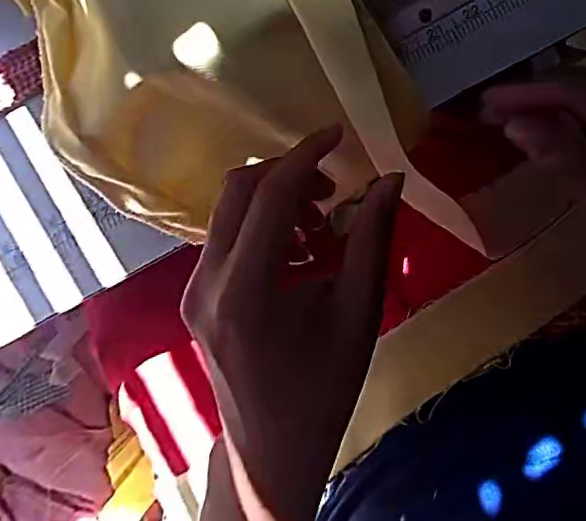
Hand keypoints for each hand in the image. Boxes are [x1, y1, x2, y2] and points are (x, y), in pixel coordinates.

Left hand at [183, 126, 404, 520]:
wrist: (270, 453)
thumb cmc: (323, 387)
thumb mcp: (358, 311)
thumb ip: (373, 237)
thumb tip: (392, 178)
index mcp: (244, 289)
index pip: (271, 194)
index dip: (307, 153)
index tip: (339, 132)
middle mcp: (206, 281)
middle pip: (240, 189)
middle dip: (289, 171)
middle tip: (333, 184)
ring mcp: (194, 288)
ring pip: (230, 207)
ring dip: (277, 196)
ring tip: (321, 223)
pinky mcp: (196, 294)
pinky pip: (228, 232)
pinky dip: (264, 220)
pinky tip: (299, 247)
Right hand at [481, 79, 585, 295]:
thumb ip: (563, 160)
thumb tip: (513, 124)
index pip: (574, 90)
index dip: (525, 93)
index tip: (484, 103)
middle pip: (582, 82)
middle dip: (532, 93)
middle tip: (488, 110)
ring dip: (549, 100)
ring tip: (507, 114)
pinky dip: (570, 110)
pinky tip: (547, 123)